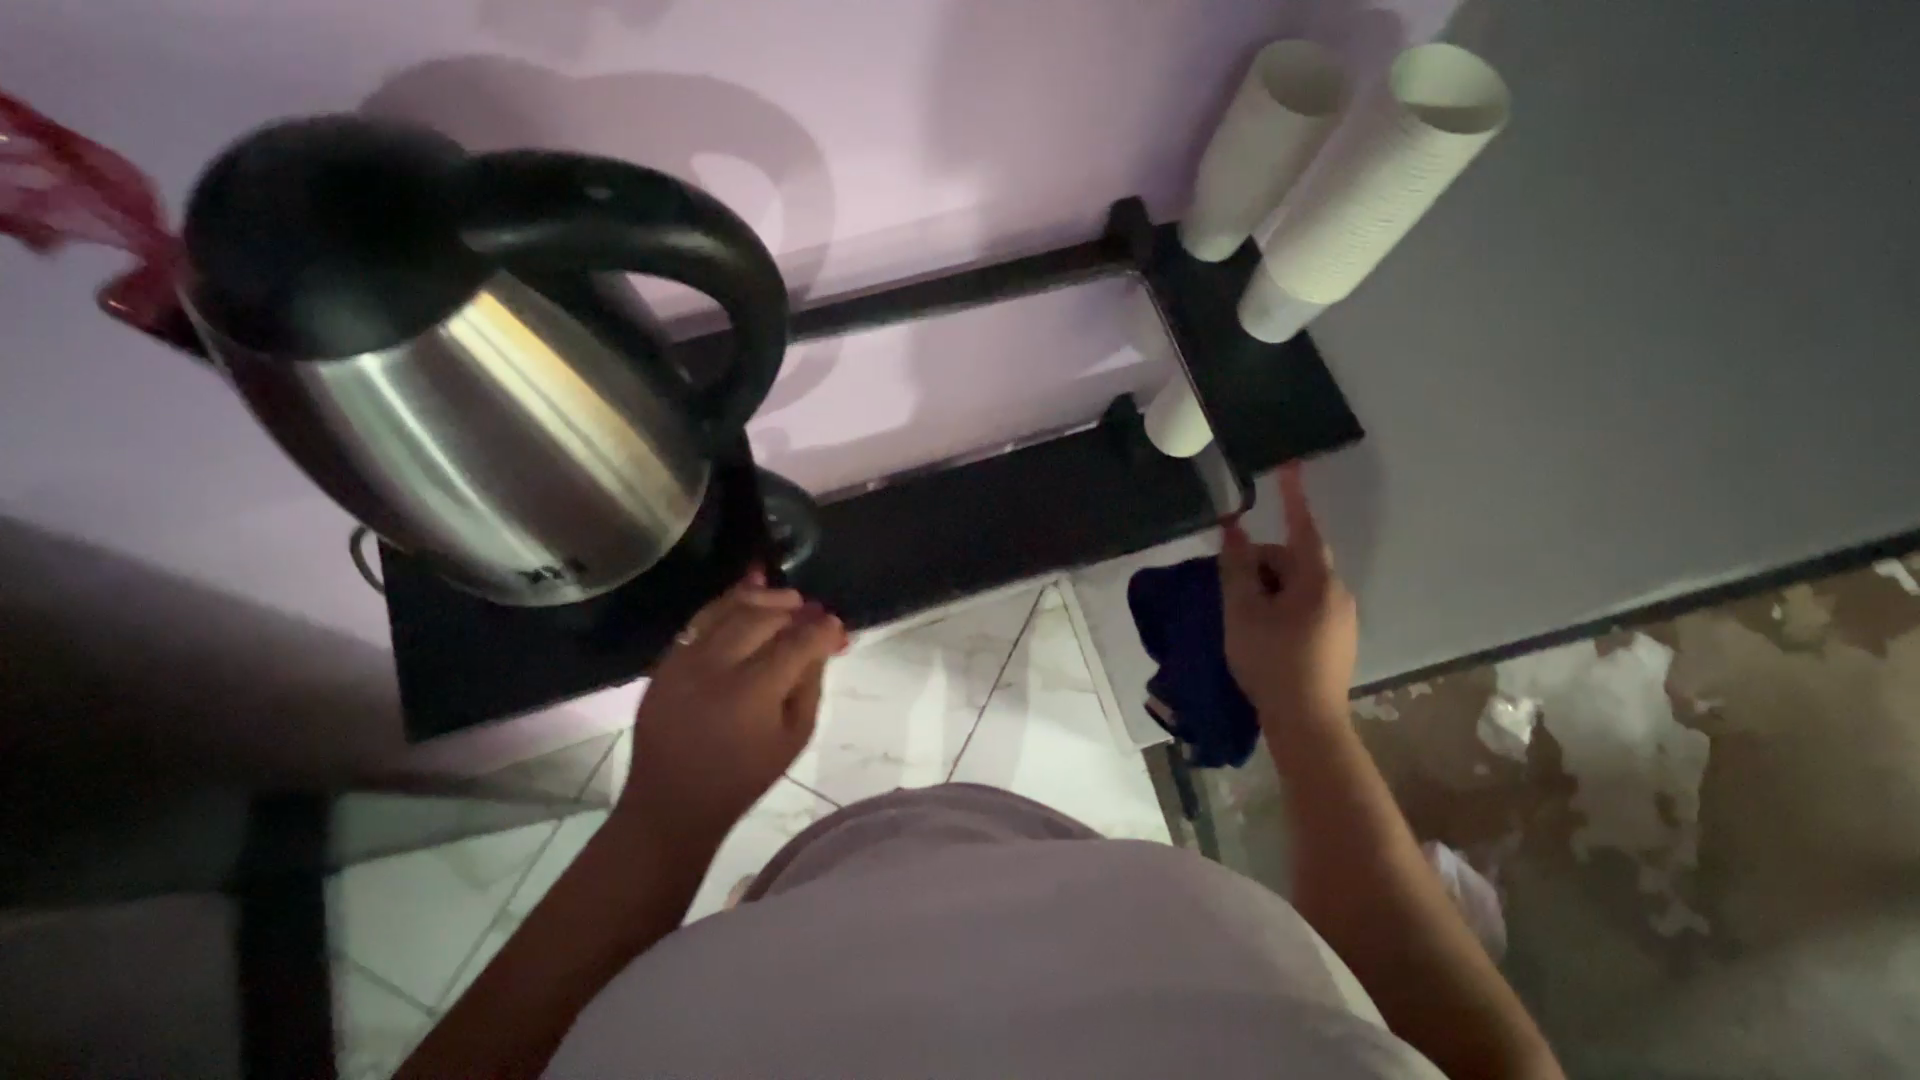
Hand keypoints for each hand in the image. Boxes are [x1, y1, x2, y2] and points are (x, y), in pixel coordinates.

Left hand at [620, 570, 847, 839]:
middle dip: (794, 610)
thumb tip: (823, 642)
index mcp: (751, 694)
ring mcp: (684, 661)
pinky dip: (727, 604)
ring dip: (762, 597)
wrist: (672, 803)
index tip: (838, 627)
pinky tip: (750, 593)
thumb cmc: (743, 778)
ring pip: (728, 610)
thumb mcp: (794, 738)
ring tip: (788, 598)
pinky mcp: (665, 662)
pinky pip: (700, 620)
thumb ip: (810, 684)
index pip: (795, 644)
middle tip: (815, 612)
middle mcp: (714, 668)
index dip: (822, 630)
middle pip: (762, 617)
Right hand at [1220, 465, 1358, 724]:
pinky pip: (1307, 610)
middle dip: (1263, 565)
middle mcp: (1338, 594)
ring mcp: (1343, 620)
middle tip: (1229, 587)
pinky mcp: (1339, 642)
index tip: (1288, 467)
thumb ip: (1237, 567)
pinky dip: (1283, 609)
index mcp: (1316, 581)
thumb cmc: (1270, 661)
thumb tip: (1235, 531)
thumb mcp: (1242, 612)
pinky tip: (1264, 635)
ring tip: (1242, 615)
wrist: (1307, 723)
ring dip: (1271, 590)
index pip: (1302, 528)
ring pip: (1300, 588)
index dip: (1292, 498)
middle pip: (1295, 563)